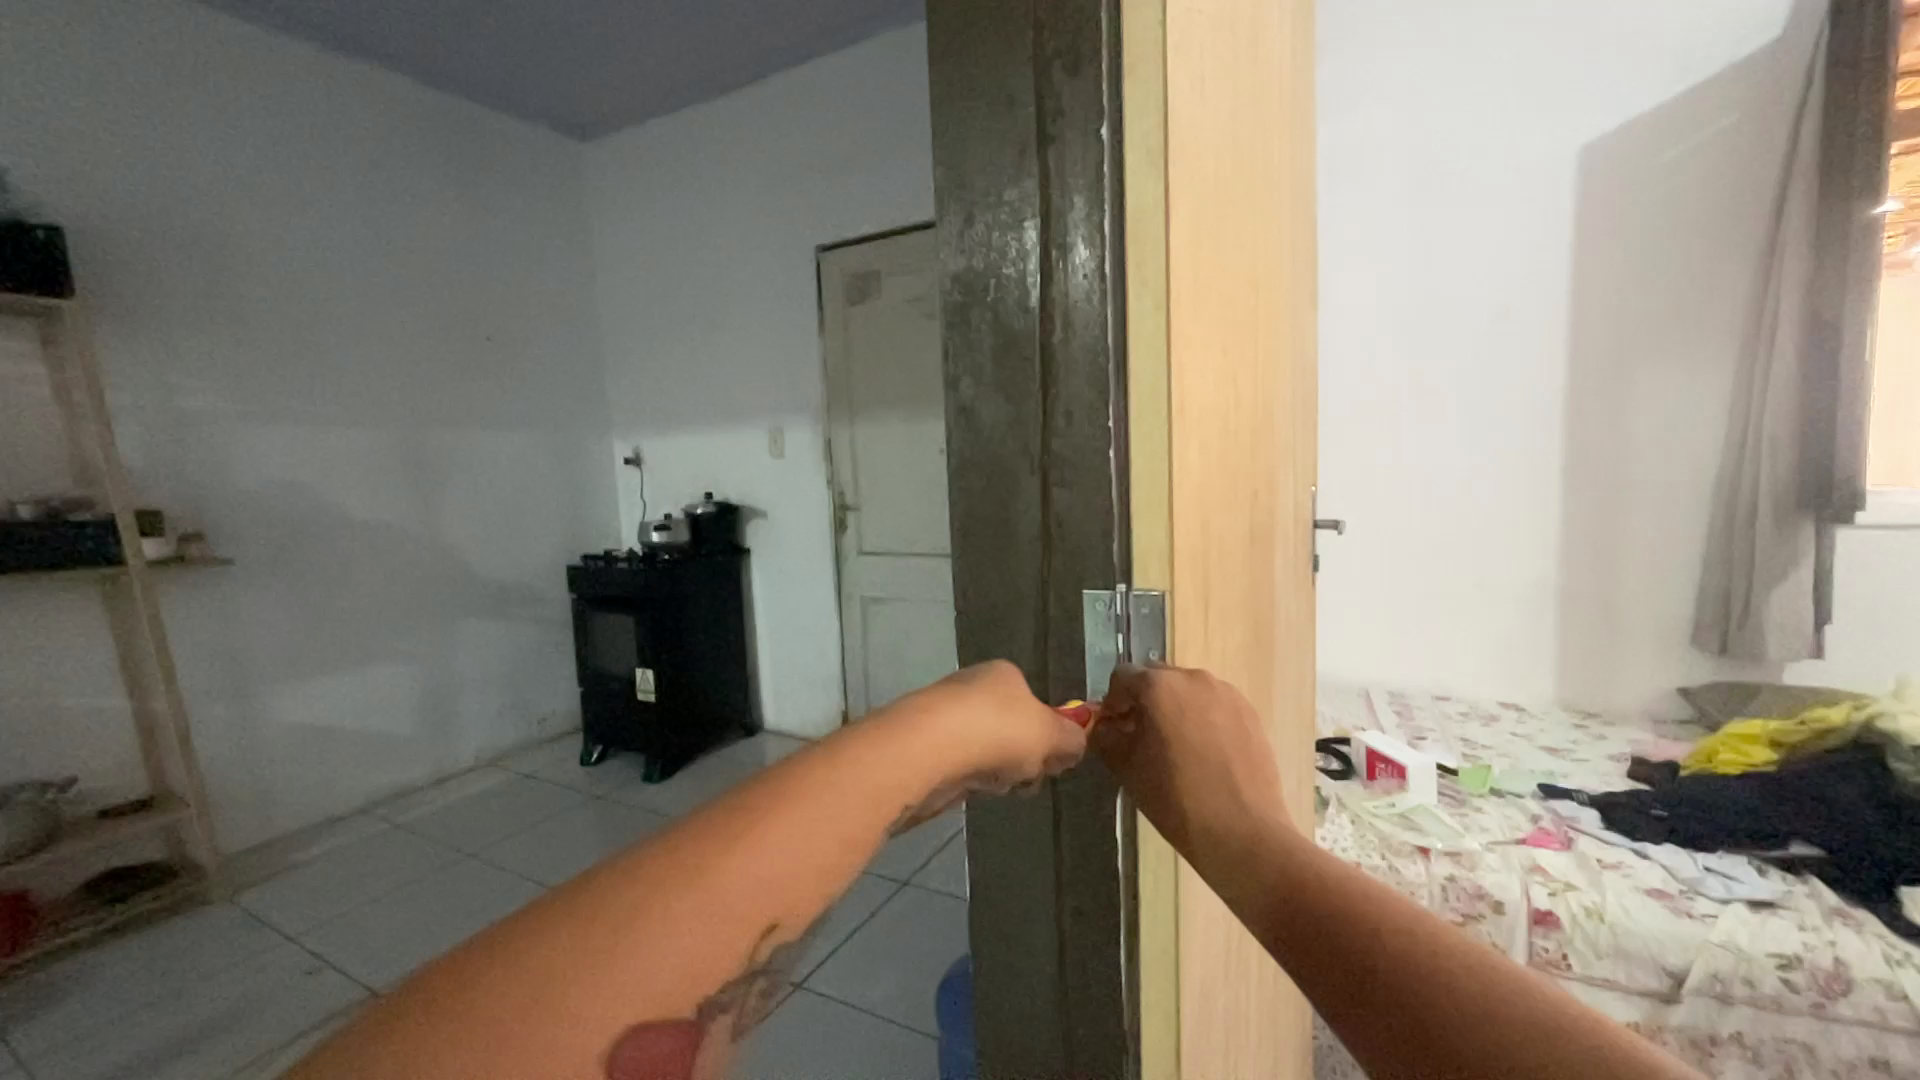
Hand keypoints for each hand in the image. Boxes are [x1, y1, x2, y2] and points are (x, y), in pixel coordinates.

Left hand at [881, 660, 1088, 829]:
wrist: (931, 749)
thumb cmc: (1000, 731)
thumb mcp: (1053, 734)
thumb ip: (1072, 739)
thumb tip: (1076, 744)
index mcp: (1004, 674)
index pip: (1033, 703)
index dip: (1048, 734)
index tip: (1053, 761)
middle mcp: (972, 687)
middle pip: (1010, 729)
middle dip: (1023, 757)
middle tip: (1027, 777)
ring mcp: (945, 716)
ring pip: (987, 751)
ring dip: (998, 773)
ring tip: (998, 784)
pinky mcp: (926, 747)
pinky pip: (962, 767)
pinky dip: (971, 780)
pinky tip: (972, 788)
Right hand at [1092, 664, 1292, 856]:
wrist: (1243, 832)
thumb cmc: (1176, 799)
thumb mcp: (1127, 768)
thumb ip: (1106, 737)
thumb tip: (1103, 726)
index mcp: (1159, 686)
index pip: (1122, 677)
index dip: (1112, 702)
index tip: (1113, 729)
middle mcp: (1193, 678)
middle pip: (1156, 678)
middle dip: (1143, 701)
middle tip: (1140, 737)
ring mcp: (1227, 693)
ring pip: (1187, 690)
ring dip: (1173, 708)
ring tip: (1174, 747)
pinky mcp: (1249, 712)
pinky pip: (1214, 705)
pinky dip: (1201, 718)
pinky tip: (1203, 754)